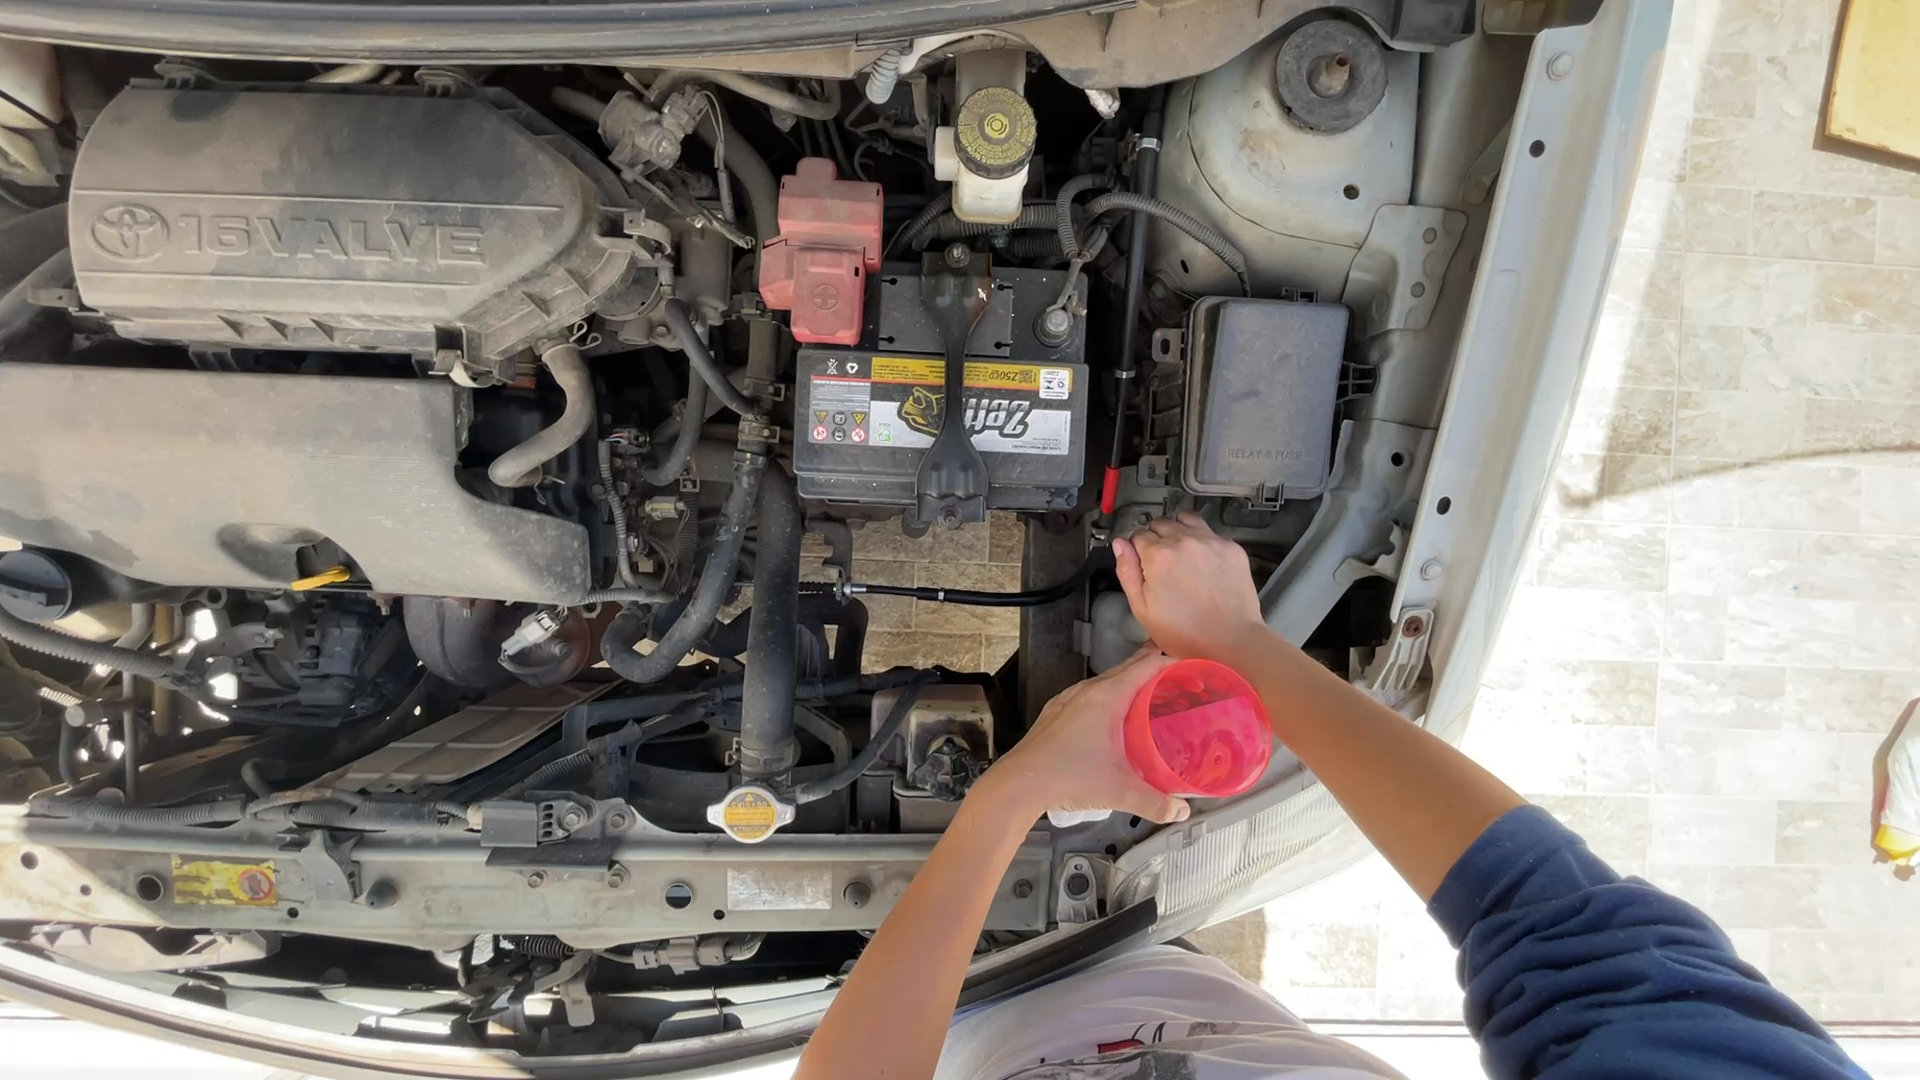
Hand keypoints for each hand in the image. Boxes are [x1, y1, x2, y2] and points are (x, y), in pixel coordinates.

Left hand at [986, 647, 1189, 824]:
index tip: (1193, 670)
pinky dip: (1111, 699)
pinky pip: (1091, 696)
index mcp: (1106, 697)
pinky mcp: (1058, 712)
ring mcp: (1069, 700)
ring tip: (1153, 701)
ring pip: (1108, 683)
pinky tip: (1117, 720)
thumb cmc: (1066, 778)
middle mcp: (1086, 691)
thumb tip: (1180, 811)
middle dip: (1155, 673)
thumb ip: (1156, 802)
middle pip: (1127, 670)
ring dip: (1131, 686)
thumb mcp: (1120, 791)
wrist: (1019, 783)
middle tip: (1181, 685)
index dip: (1172, 663)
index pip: (1145, 667)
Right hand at [1113, 511, 1268, 663]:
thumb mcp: (1142, 609)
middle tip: (1161, 562)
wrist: (1231, 641)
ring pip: (1185, 519)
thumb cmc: (1186, 632)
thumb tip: (1120, 546)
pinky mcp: (1231, 548)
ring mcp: (1210, 541)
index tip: (1143, 562)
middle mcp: (1184, 541)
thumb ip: (1127, 572)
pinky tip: (1202, 562)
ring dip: (1178, 530)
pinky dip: (1203, 540)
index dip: (1137, 550)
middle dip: (1156, 538)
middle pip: (1160, 523)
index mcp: (1158, 555)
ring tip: (1180, 552)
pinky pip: (1210, 532)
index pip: (1137, 535)